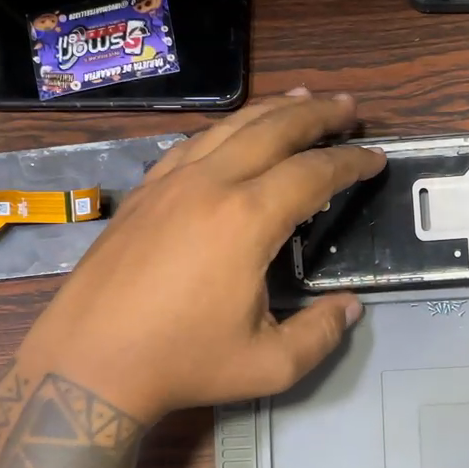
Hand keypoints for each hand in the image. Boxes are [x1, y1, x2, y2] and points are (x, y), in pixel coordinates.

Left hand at [19, 90, 386, 419]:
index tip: (376, 158)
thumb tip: (349, 307)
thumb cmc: (185, 363)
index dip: (349, 163)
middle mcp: (209, 184)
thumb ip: (320, 334)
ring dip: (272, 111)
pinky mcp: (144, 193)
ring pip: (229, 127)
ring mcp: (170, 182)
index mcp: (246, 221)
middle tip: (350, 106)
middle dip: (317, 114)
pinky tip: (235, 136)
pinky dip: (227, 130)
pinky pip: (194, 144)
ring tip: (302, 101)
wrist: (93, 360)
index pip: (311, 174)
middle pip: (272, 129)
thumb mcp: (271, 365)